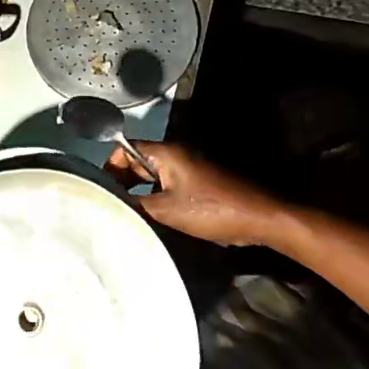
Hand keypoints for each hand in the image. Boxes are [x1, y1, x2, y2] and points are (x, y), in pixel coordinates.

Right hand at [108, 142, 288, 247]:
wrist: (265, 219)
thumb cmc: (212, 209)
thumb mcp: (166, 210)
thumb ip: (135, 205)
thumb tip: (112, 205)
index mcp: (165, 153)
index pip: (124, 149)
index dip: (110, 168)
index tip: (104, 190)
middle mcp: (176, 154)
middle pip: (137, 161)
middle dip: (123, 181)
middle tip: (114, 204)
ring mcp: (190, 167)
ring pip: (153, 175)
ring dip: (141, 191)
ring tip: (131, 212)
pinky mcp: (201, 181)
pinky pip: (168, 183)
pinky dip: (157, 196)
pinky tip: (155, 215)